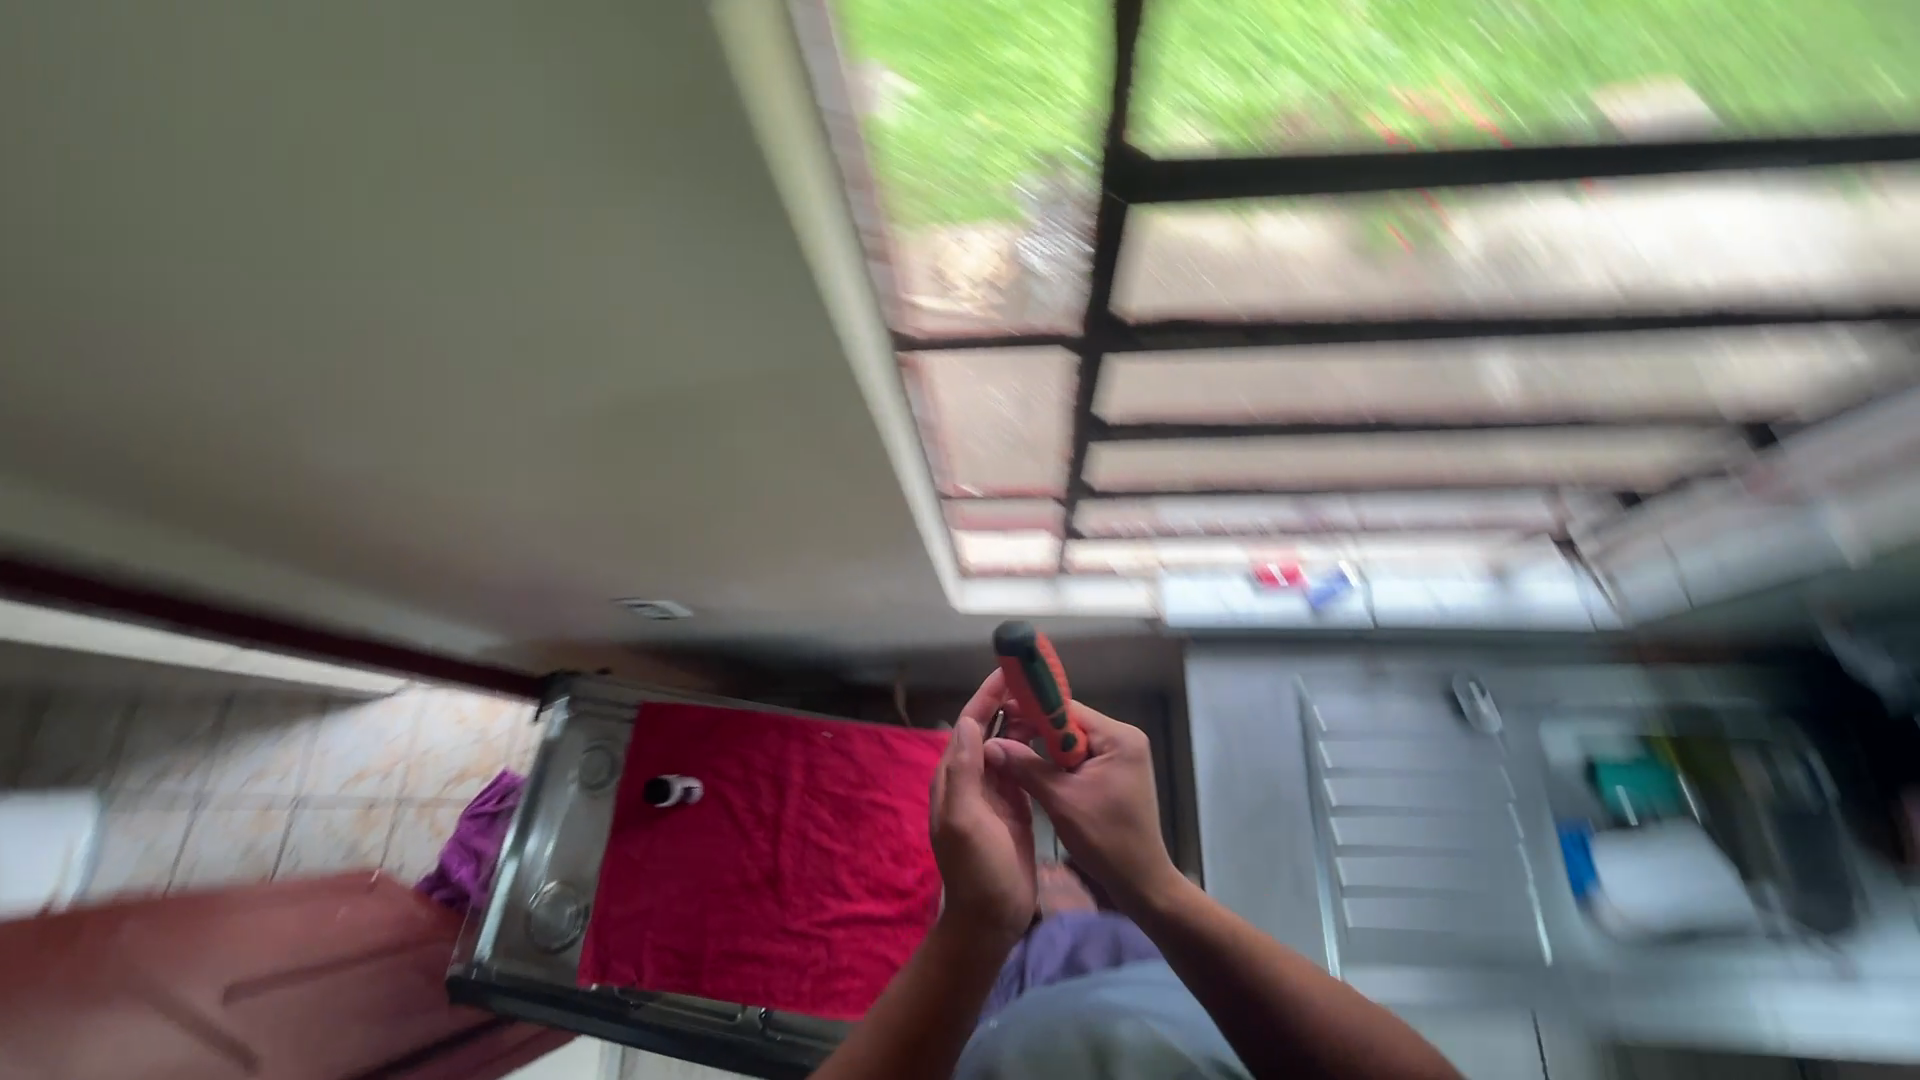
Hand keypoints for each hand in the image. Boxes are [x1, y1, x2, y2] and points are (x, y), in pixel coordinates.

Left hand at [929, 671, 1035, 945]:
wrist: (991, 916)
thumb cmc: (975, 870)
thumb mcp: (965, 820)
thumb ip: (964, 772)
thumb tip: (966, 722)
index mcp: (953, 777)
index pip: (968, 725)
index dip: (986, 697)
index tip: (1006, 672)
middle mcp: (970, 778)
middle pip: (987, 730)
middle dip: (1007, 704)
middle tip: (1036, 683)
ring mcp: (993, 792)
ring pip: (1006, 746)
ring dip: (1022, 723)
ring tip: (1047, 702)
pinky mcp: (1014, 805)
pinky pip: (1021, 767)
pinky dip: (1033, 748)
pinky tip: (1051, 738)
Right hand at [985, 701, 1181, 916]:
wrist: (1141, 882)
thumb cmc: (1105, 840)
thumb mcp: (1061, 801)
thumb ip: (1025, 767)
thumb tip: (990, 744)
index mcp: (1118, 737)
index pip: (1066, 709)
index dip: (1031, 712)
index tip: (999, 718)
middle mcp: (1123, 737)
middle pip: (1068, 722)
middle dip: (1035, 732)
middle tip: (1001, 742)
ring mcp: (1120, 755)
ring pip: (1070, 741)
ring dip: (1043, 750)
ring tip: (1011, 755)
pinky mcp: (1114, 771)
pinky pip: (1078, 757)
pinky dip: (1057, 764)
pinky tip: (1034, 771)